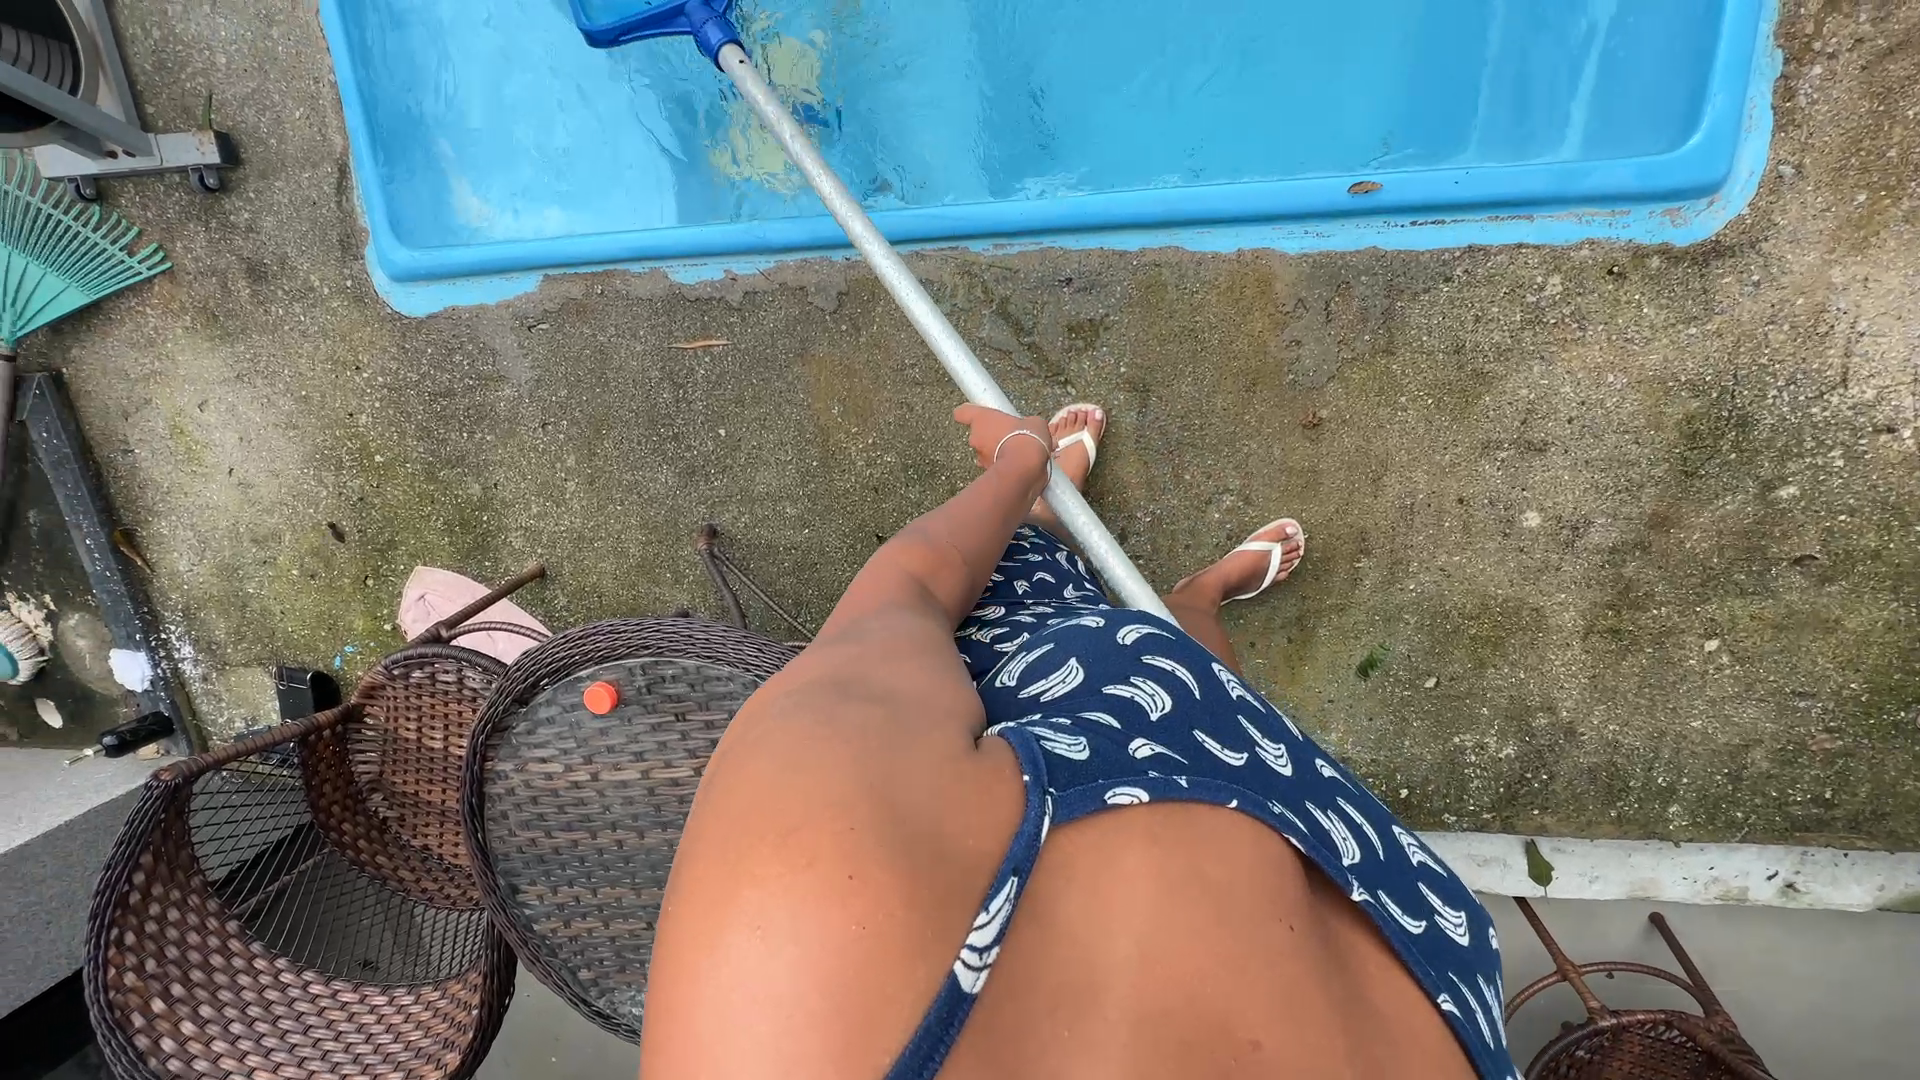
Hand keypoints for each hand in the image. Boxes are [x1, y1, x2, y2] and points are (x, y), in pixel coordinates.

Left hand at [953, 404, 1052, 472]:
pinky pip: (994, 467)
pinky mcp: (987, 473)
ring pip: (985, 452)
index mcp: (981, 418)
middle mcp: (975, 438)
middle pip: (978, 434)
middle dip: (991, 436)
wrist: (1025, 466)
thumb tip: (1032, 428)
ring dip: (996, 452)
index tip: (971, 413)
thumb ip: (1026, 424)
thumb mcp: (1034, 423)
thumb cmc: (1026, 437)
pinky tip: (1019, 466)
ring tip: (1016, 452)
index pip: (963, 412)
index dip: (967, 413)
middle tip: (1008, 436)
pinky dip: (1003, 466)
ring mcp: (980, 457)